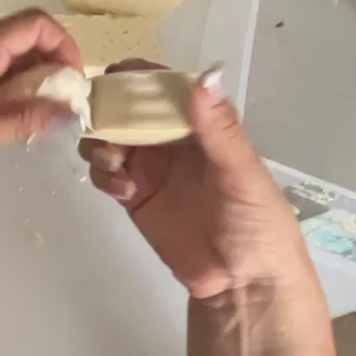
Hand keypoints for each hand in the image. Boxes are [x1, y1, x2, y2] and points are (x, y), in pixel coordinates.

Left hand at [0, 9, 82, 197]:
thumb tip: (69, 109)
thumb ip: (21, 119)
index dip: (64, 47)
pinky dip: (2, 86)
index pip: (33, 24)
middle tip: (58, 110)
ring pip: (1, 54)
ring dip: (26, 79)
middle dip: (49, 66)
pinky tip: (2, 120)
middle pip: (20, 36)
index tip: (73, 86)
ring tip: (33, 119)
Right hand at [80, 61, 315, 300]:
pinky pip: (103, 174)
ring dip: (100, 144)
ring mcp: (148, 169)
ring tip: (112, 163)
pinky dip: (102, 176)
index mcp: (200, 127)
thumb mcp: (240, 172)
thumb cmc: (256, 222)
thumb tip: (206, 73)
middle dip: (106, 113)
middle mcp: (169, 142)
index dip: (136, 78)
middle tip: (99, 124)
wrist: (243, 282)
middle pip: (125, 112)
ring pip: (107, 140)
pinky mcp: (131, 196)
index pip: (162, 89)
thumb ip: (218, 127)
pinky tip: (121, 191)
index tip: (111, 76)